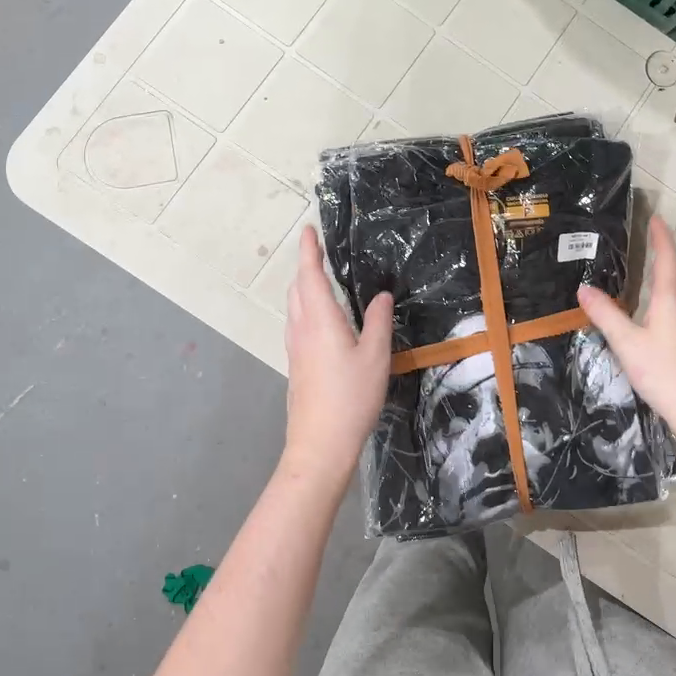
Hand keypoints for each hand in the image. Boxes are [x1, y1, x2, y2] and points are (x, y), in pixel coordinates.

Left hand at [282, 226, 391, 476]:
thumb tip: (380, 295)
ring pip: (295, 308)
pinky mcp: (297, 366)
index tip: (309, 229)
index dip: (310, 251)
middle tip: (320, 252)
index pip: (311, 276)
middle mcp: (302, 329)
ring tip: (322, 280)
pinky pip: (299, 325)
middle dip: (306, 267)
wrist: (319, 445)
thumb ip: (377, 322)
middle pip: (297, 289)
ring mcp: (296, 349)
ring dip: (305, 288)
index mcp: (320, 320)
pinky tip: (324, 320)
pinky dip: (307, 309)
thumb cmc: (351, 397)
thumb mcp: (375, 356)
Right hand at [577, 217, 675, 438]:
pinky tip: (670, 314)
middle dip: (671, 253)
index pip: (667, 259)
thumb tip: (584, 289)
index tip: (656, 218)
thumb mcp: (627, 344)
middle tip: (656, 242)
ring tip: (661, 272)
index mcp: (671, 301)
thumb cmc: (663, 374)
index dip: (661, 237)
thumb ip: (606, 315)